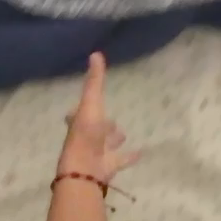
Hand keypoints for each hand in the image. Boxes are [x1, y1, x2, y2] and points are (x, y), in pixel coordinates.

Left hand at [57, 53, 140, 184]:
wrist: (86, 167)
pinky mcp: (110, 165)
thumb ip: (95, 81)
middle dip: (101, 125)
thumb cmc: (86, 133)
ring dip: (113, 139)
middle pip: (94, 130)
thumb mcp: (91, 102)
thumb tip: (95, 53)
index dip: (81, 109)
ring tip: (122, 134)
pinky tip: (142, 152)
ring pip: (107, 144)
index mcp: (79, 122)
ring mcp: (98, 153)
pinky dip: (131, 156)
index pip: (78, 113)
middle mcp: (86, 137)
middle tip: (110, 120)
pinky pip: (122, 159)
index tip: (88, 102)